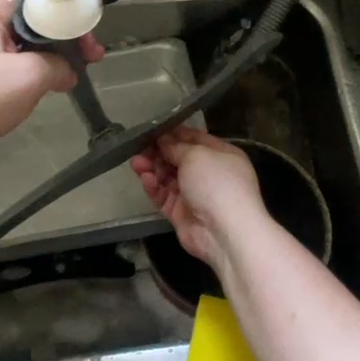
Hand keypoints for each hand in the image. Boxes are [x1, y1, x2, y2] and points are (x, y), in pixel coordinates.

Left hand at [0, 0, 103, 159]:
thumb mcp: (29, 77)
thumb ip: (59, 66)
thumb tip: (69, 71)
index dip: (71, 10)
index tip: (90, 35)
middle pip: (35, 14)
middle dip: (65, 35)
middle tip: (90, 58)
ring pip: (25, 37)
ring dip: (51, 53)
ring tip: (73, 74)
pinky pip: (12, 54)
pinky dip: (33, 65)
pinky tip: (47, 84)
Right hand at [130, 128, 264, 270]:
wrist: (223, 231)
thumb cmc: (216, 183)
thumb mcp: (197, 155)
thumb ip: (176, 147)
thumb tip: (163, 140)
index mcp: (221, 155)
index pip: (194, 139)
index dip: (173, 133)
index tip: (152, 129)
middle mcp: (208, 173)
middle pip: (178, 158)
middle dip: (158, 152)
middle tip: (138, 146)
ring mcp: (194, 194)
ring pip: (167, 177)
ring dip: (152, 168)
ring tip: (136, 162)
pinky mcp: (180, 212)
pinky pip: (163, 196)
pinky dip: (154, 186)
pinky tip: (145, 178)